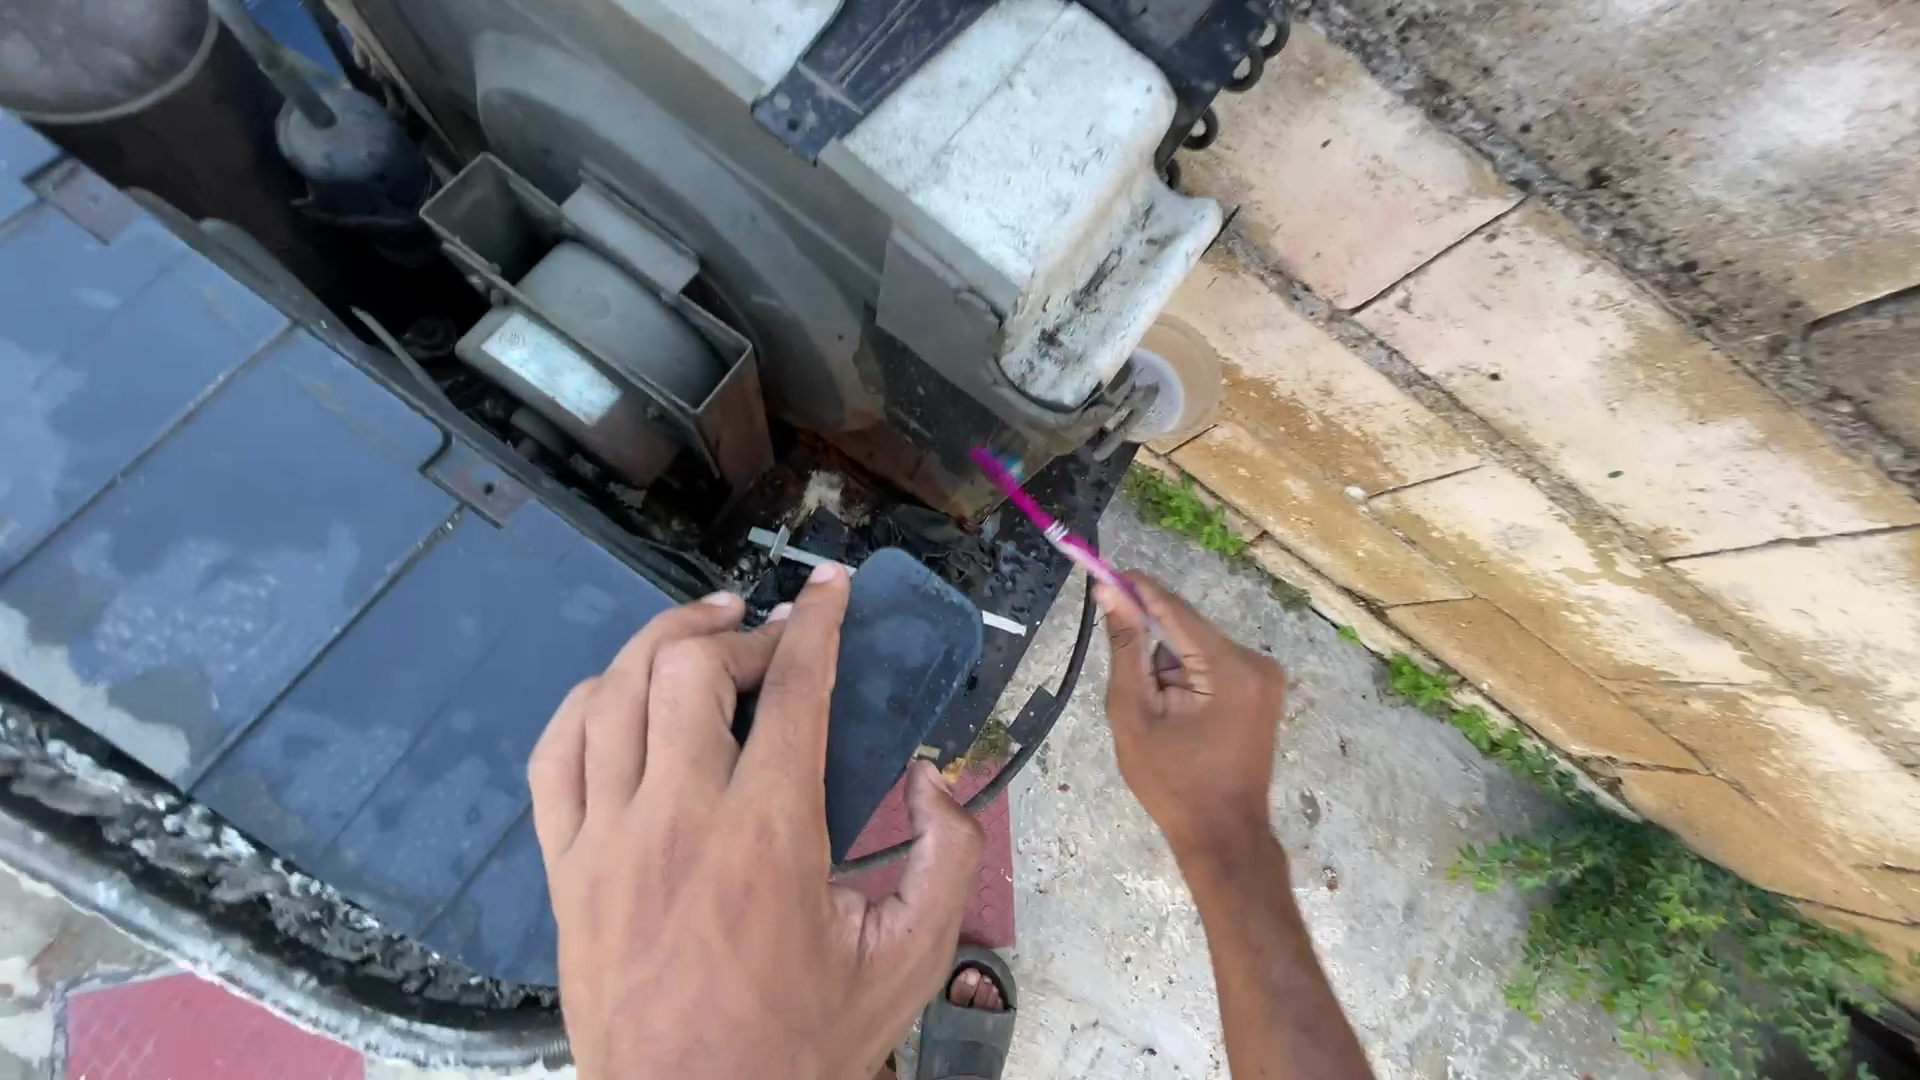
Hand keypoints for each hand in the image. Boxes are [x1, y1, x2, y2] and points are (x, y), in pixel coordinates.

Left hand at [528, 563, 985, 1079]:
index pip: (793, 690)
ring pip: (617, 693)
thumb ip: (949, 853)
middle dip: (740, 634)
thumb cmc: (807, 1040)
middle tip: (770, 640)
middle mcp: (679, 819)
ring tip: (705, 630)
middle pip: (691, 671)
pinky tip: (625, 691)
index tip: (831, 585)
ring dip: (665, 642)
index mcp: (769, 835)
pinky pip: (556, 752)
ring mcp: (607, 840)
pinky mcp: (563, 867)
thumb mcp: (914, 955)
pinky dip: (591, 700)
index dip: (817, 623)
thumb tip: (930, 776)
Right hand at [1098, 572, 1286, 858]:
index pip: (1174, 610)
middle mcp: (1256, 662)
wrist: (1223, 835)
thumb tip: (1110, 593)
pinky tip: (1171, 708)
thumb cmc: (1171, 782)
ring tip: (1152, 708)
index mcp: (1229, 669)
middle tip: (1122, 671)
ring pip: (1195, 644)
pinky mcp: (1260, 687)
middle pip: (1186, 626)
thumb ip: (1125, 648)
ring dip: (1165, 661)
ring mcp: (1264, 675)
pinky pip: (1209, 662)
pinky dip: (1182, 674)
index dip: (1137, 588)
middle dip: (1148, 638)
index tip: (1102, 572)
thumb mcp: (1134, 712)